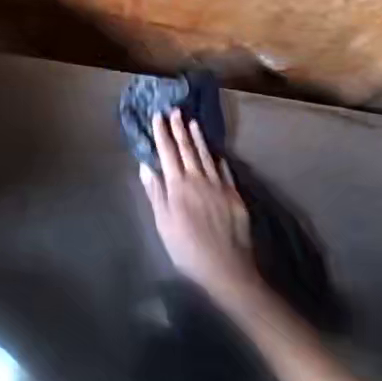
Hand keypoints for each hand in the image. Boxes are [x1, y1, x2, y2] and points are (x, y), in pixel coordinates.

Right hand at [141, 110, 261, 305]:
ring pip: (207, 156)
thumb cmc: (186, 249)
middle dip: (179, 129)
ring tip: (192, 122)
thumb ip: (156, 193)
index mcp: (178, 186)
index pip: (167, 152)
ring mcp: (220, 187)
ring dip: (198, 138)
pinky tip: (216, 154)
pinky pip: (225, 171)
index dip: (161, 133)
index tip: (157, 116)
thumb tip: (146, 166)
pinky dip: (218, 159)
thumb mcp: (163, 222)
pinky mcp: (235, 197)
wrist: (228, 270)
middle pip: (187, 149)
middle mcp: (199, 180)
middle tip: (174, 110)